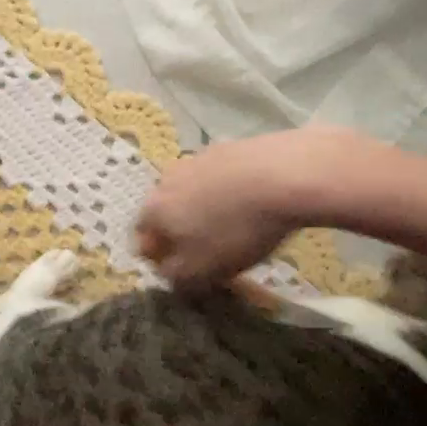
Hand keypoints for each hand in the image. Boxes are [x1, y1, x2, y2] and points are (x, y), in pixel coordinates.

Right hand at [137, 126, 398, 281]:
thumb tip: (167, 272)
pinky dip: (226, 191)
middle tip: (208, 250)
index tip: (184, 271)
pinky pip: (216, 177)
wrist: (284, 175)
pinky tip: (251, 202)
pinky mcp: (224, 147)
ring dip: (202, 210)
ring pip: (190, 193)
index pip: (141, 242)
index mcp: (153, 210)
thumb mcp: (203, 271)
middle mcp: (165, 181)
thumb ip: (175, 277)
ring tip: (234, 224)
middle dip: (179, 232)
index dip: (159, 260)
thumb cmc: (237, 230)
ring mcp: (194, 159)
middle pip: (164, 214)